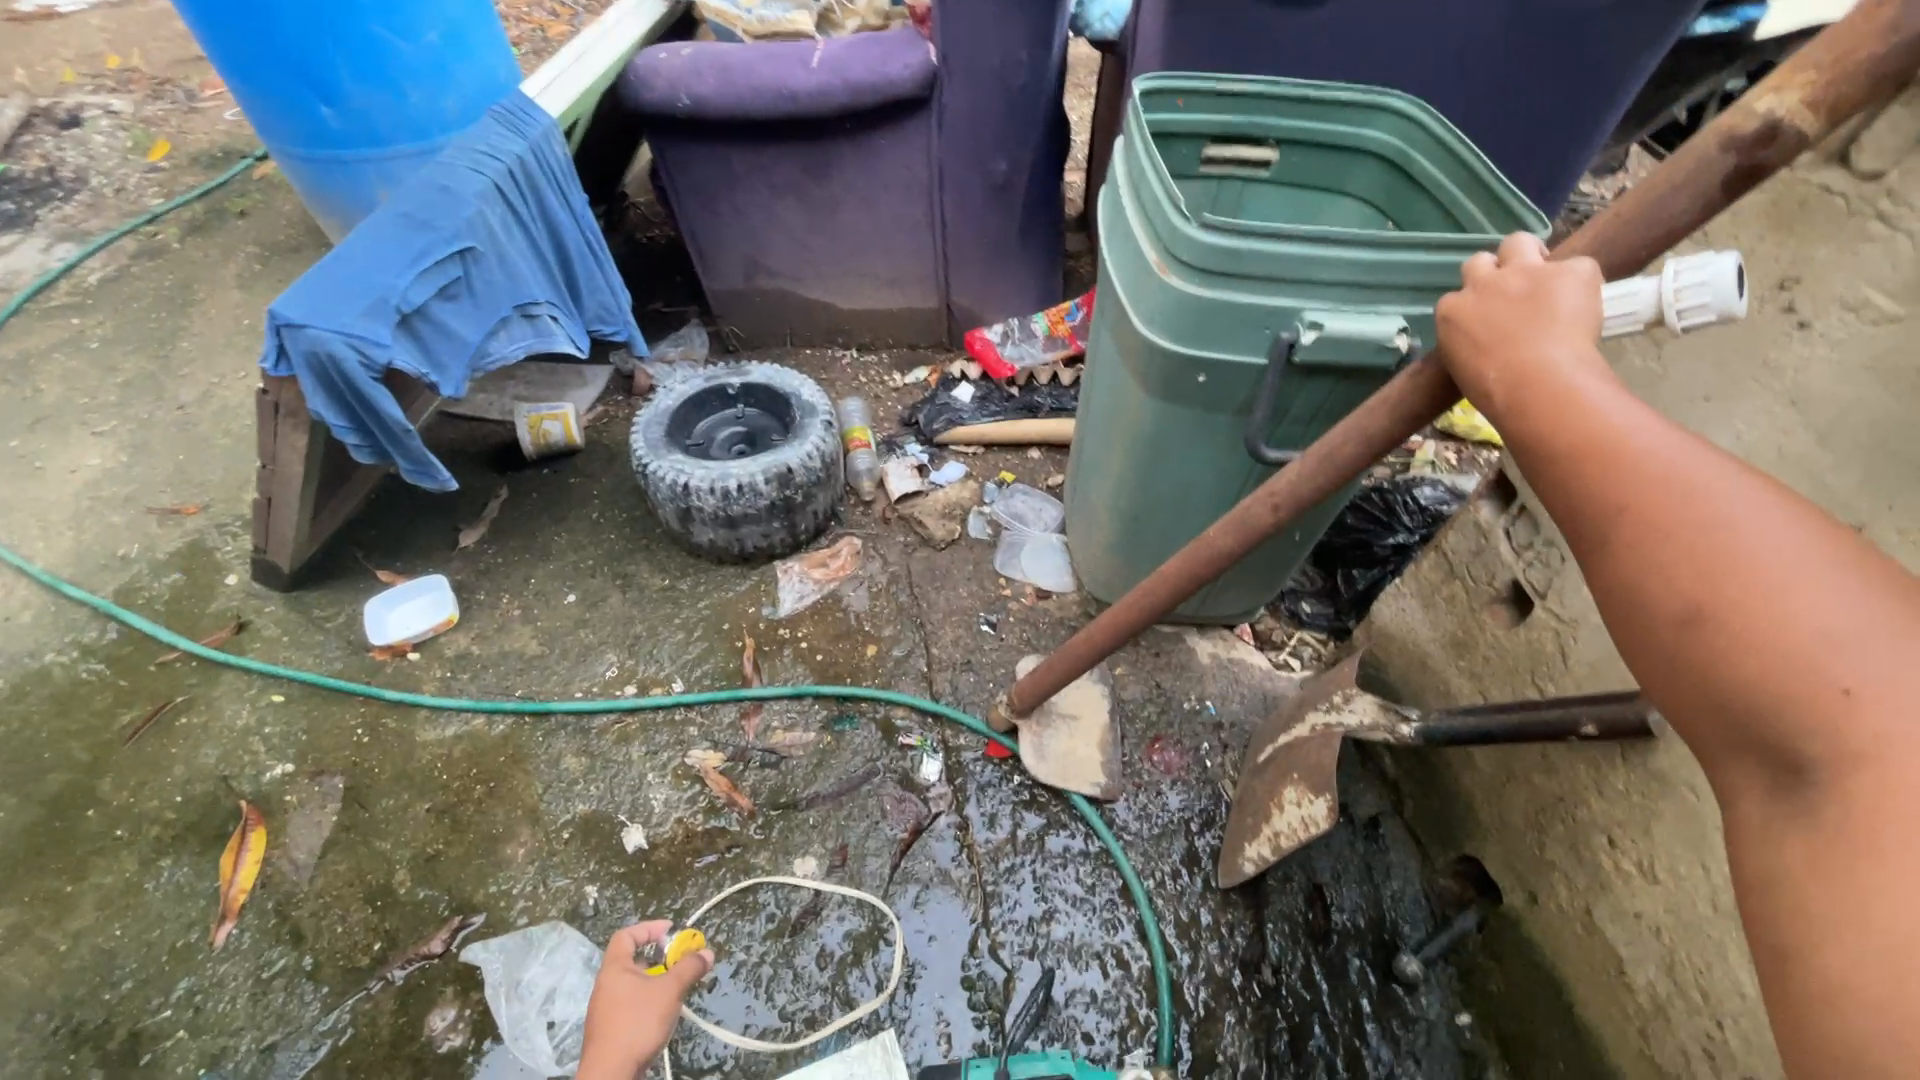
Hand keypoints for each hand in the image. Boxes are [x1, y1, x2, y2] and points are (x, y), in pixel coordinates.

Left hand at [577, 920, 714, 1079]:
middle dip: (658, 956)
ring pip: (633, 983)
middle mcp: (606, 985)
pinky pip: (631, 1003)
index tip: (671, 930)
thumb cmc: (638, 1023)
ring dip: (656, 979)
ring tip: (676, 987)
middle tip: (679, 960)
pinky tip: (663, 1013)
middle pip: (631, 959)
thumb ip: (689, 968)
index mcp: (614, 969)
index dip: (649, 928)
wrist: (610, 1075)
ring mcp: (605, 1009)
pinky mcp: (610, 1029)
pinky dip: (649, 999)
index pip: (626, 935)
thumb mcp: (670, 990)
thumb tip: (707, 953)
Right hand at [1434, 232, 1610, 425]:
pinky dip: (1582, 283)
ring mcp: (1527, 272)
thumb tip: (1485, 337)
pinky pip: (1579, 266)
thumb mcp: (1462, 363)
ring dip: (1529, 255)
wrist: (1537, 383)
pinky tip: (1584, 305)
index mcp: (1452, 310)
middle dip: (1493, 271)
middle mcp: (1484, 282)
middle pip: (1480, 260)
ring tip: (1545, 279)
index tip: (1487, 319)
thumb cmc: (1493, 389)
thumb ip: (1469, 338)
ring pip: (1518, 242)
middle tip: (1512, 290)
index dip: (1474, 305)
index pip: (1457, 297)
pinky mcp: (1571, 270)